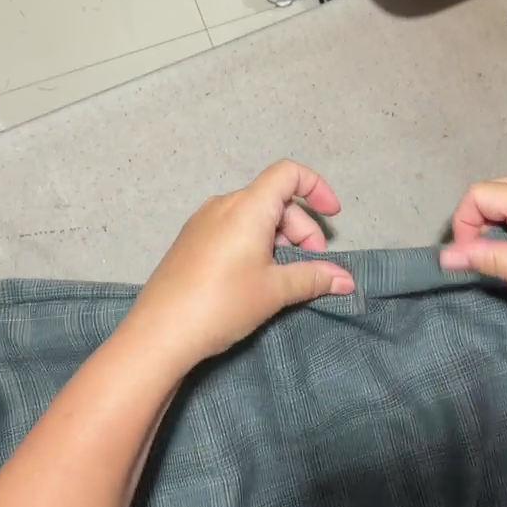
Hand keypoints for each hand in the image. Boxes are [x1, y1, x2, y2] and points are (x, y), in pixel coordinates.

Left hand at [121, 161, 355, 364]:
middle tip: (312, 267)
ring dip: (279, 239)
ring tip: (284, 277)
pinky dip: (255, 243)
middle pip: (274, 200)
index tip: (332, 215)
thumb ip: (314, 277)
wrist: (160, 332)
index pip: (288, 174)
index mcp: (247, 206)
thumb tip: (346, 279)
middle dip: (301, 229)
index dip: (316, 187)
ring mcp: (203, 221)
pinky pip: (232, 229)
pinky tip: (255, 277)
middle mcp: (223, 204)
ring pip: (253, 217)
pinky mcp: (191, 241)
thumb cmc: (222, 303)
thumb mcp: (275, 290)